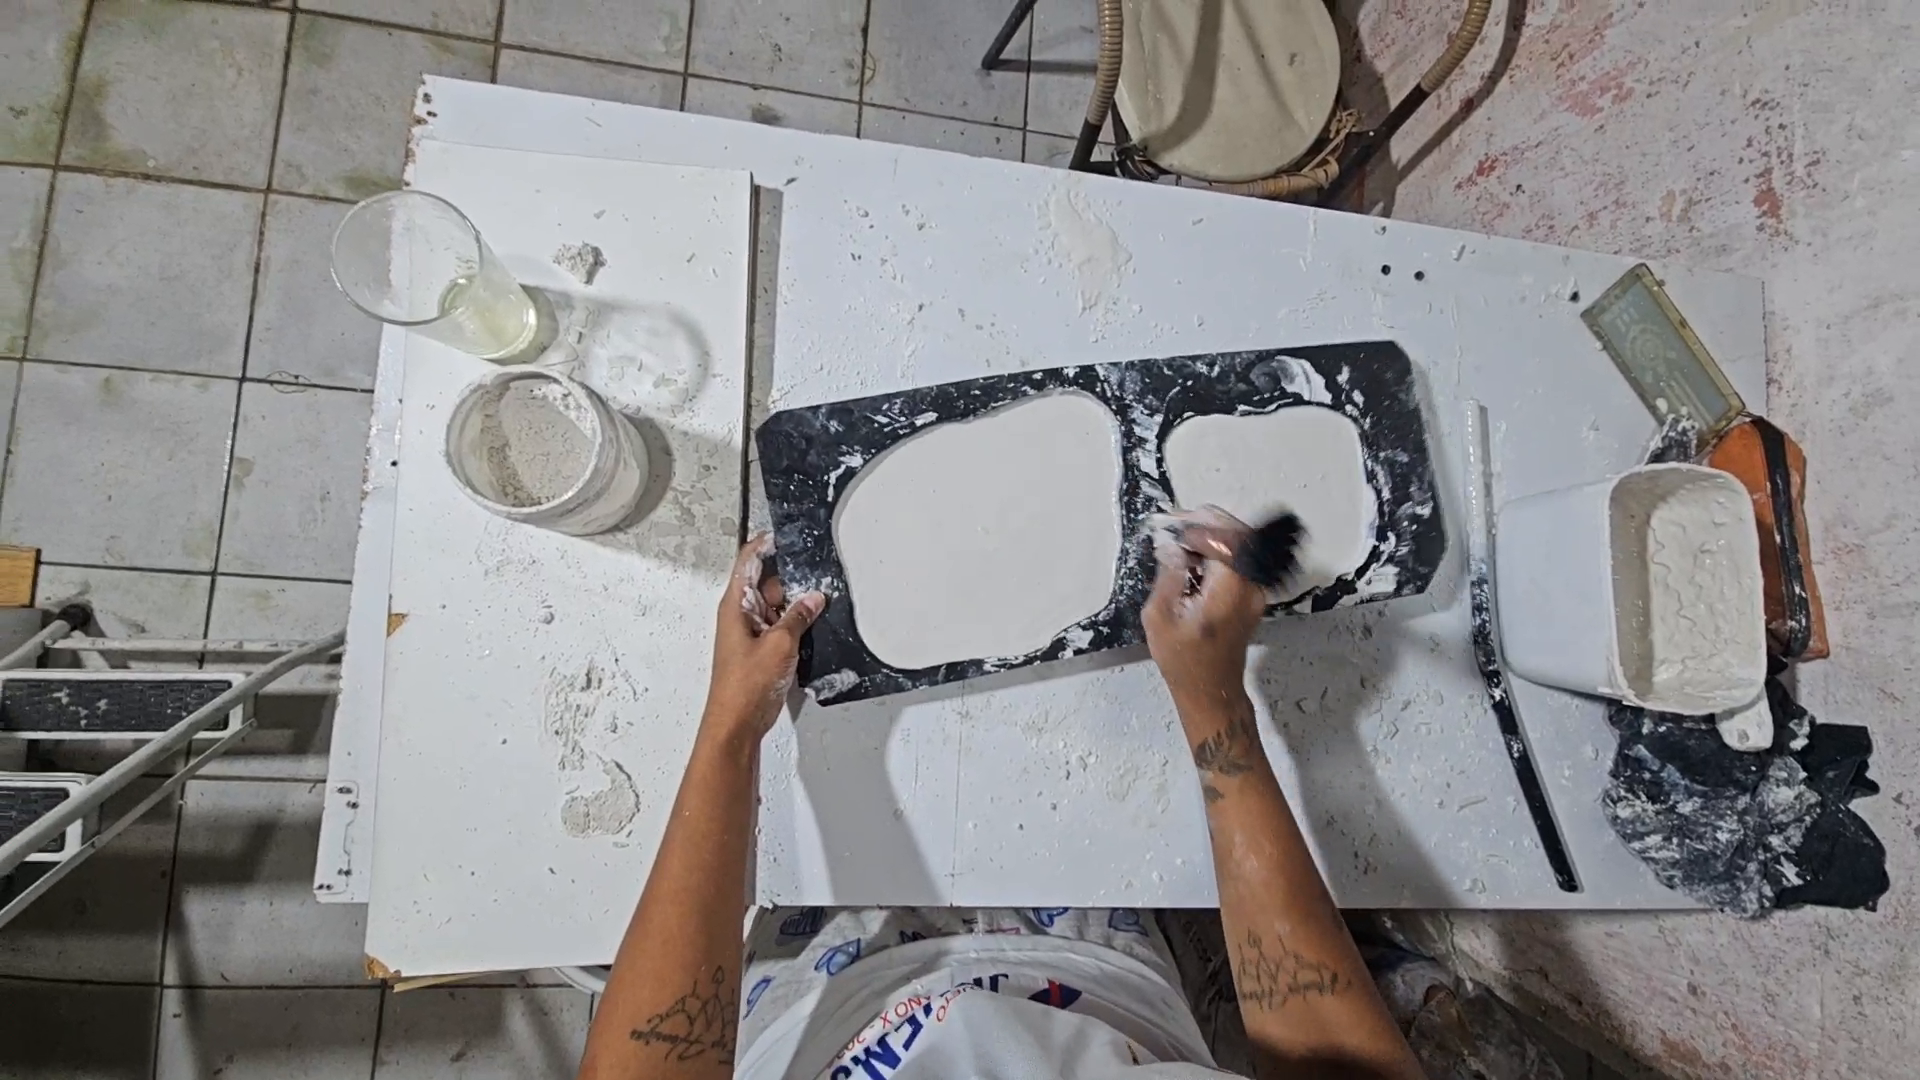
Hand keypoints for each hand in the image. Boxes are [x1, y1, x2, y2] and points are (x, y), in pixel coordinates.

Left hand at [703, 534, 825, 742]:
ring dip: (797, 603)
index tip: (786, 532)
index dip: (766, 543)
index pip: (749, 560)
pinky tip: (814, 623)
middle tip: (817, 571)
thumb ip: (800, 616)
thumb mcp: (780, 643)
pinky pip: (782, 626)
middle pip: (768, 581)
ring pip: (778, 604)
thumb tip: (814, 597)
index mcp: (736, 604)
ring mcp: (752, 632)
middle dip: (792, 576)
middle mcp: (741, 615)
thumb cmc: (745, 686)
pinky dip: (797, 623)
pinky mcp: (763, 649)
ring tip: (820, 599)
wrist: (738, 723)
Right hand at [1142, 509, 1267, 712]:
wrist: (1211, 690)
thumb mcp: (1160, 617)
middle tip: (1175, 523)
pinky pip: (1239, 561)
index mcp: (1229, 590)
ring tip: (1180, 538)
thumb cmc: (1182, 660)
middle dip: (1207, 523)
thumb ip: (1169, 575)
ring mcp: (1255, 592)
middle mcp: (1251, 587)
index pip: (1227, 538)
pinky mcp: (1251, 596)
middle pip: (1239, 536)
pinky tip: (1193, 558)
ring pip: (1241, 546)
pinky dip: (1218, 552)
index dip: (1200, 524)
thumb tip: (1172, 546)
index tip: (1172, 524)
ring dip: (1212, 536)